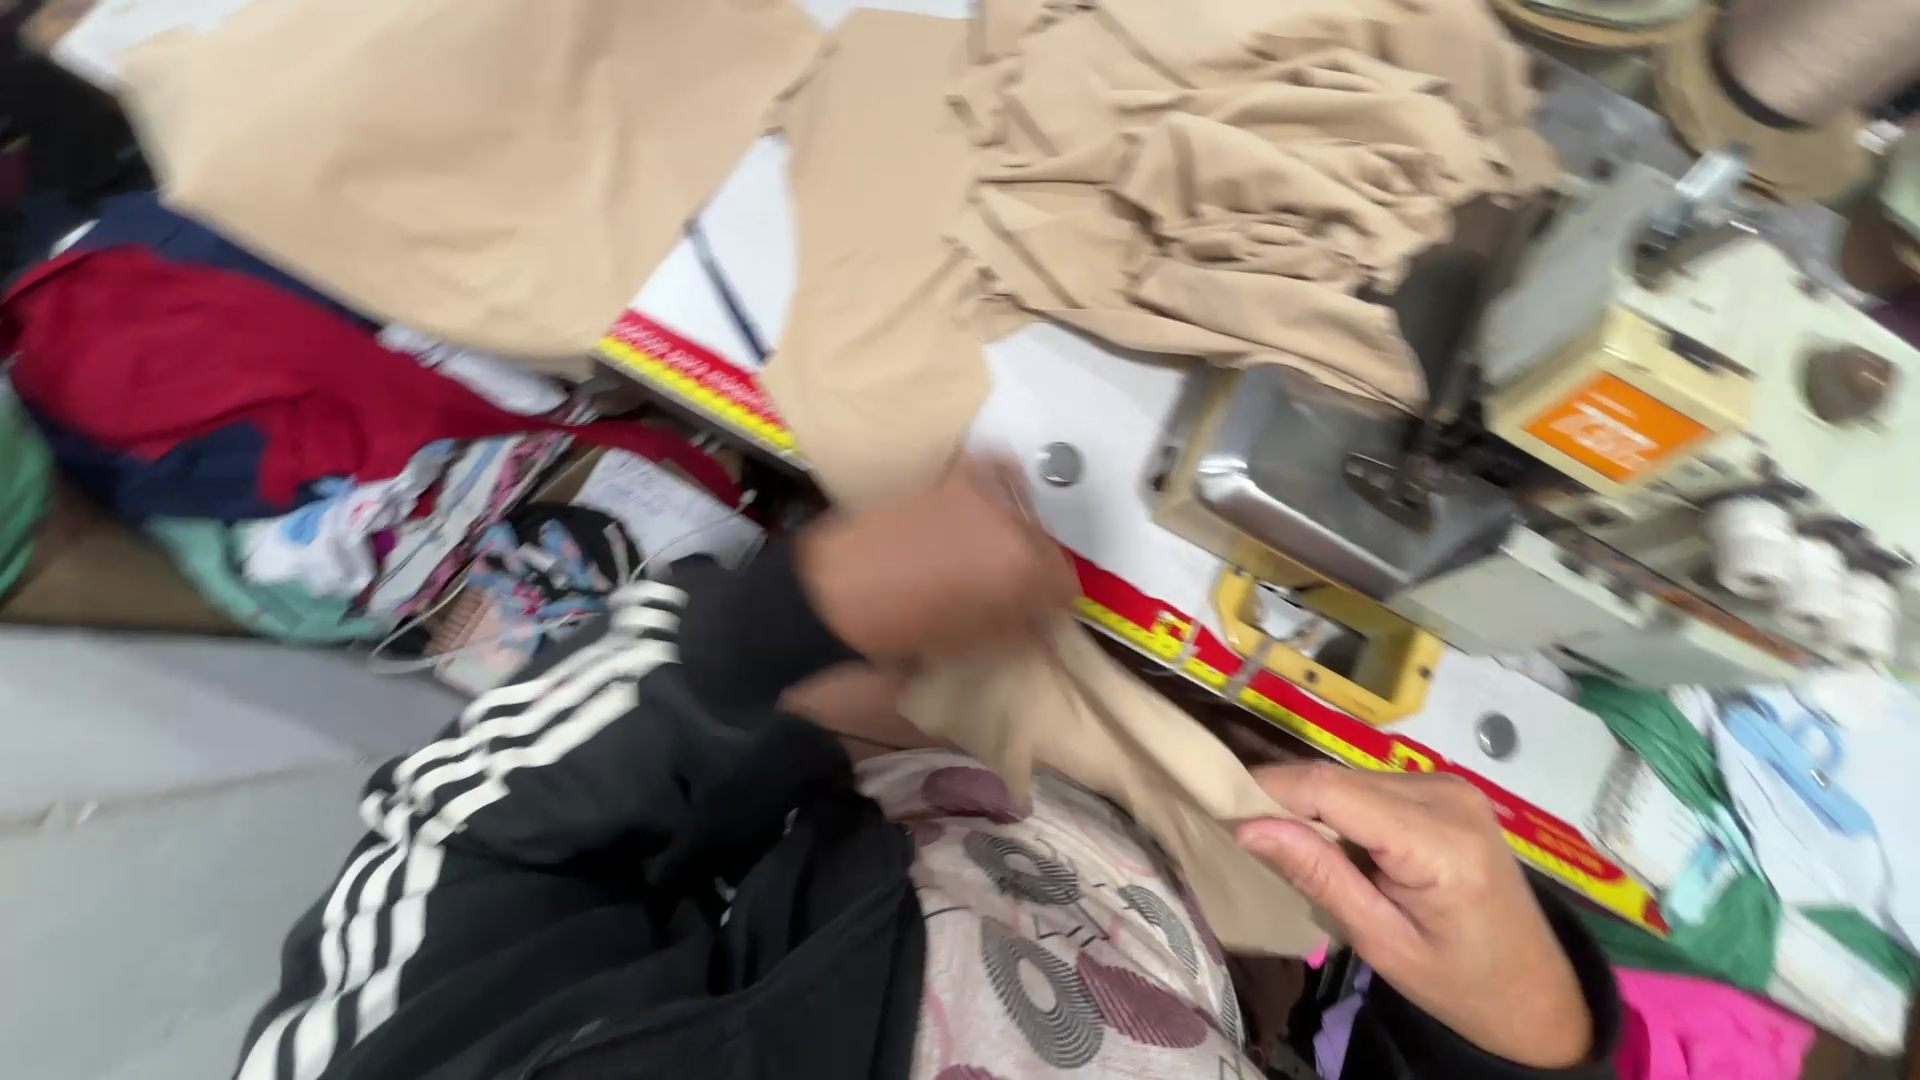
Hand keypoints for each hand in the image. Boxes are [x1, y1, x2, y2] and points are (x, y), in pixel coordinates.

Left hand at [795, 456, 1078, 660]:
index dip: (1053, 603)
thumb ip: (1014, 620)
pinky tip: (988, 499)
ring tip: (993, 549)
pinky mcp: (953, 478)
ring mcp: (983, 496)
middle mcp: (1015, 526)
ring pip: (1025, 510)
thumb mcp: (971, 638)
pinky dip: (999, 480)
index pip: (1066, 586)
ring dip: (1019, 530)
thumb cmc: (905, 630)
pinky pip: (994, 469)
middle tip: (1012, 587)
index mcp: (1024, 573)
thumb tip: (1034, 613)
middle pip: (1048, 546)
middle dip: (1036, 568)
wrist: (839, 592)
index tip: (1039, 612)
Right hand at [1236, 764, 1592, 1068]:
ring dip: (1310, 804)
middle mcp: (1446, 795)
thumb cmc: (1461, 985)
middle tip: (1246, 834)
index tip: (1221, 809)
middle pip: (1335, 778)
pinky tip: (1333, 841)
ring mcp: (1449, 786)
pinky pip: (1368, 784)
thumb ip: (1318, 875)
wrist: (1541, 996)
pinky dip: (1337, 806)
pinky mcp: (1444, 788)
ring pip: (1347, 776)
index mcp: (1439, 841)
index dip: (1269, 791)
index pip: (1331, 790)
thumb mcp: (1382, 942)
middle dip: (1284, 800)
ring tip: (1287, 844)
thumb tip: (1247, 826)